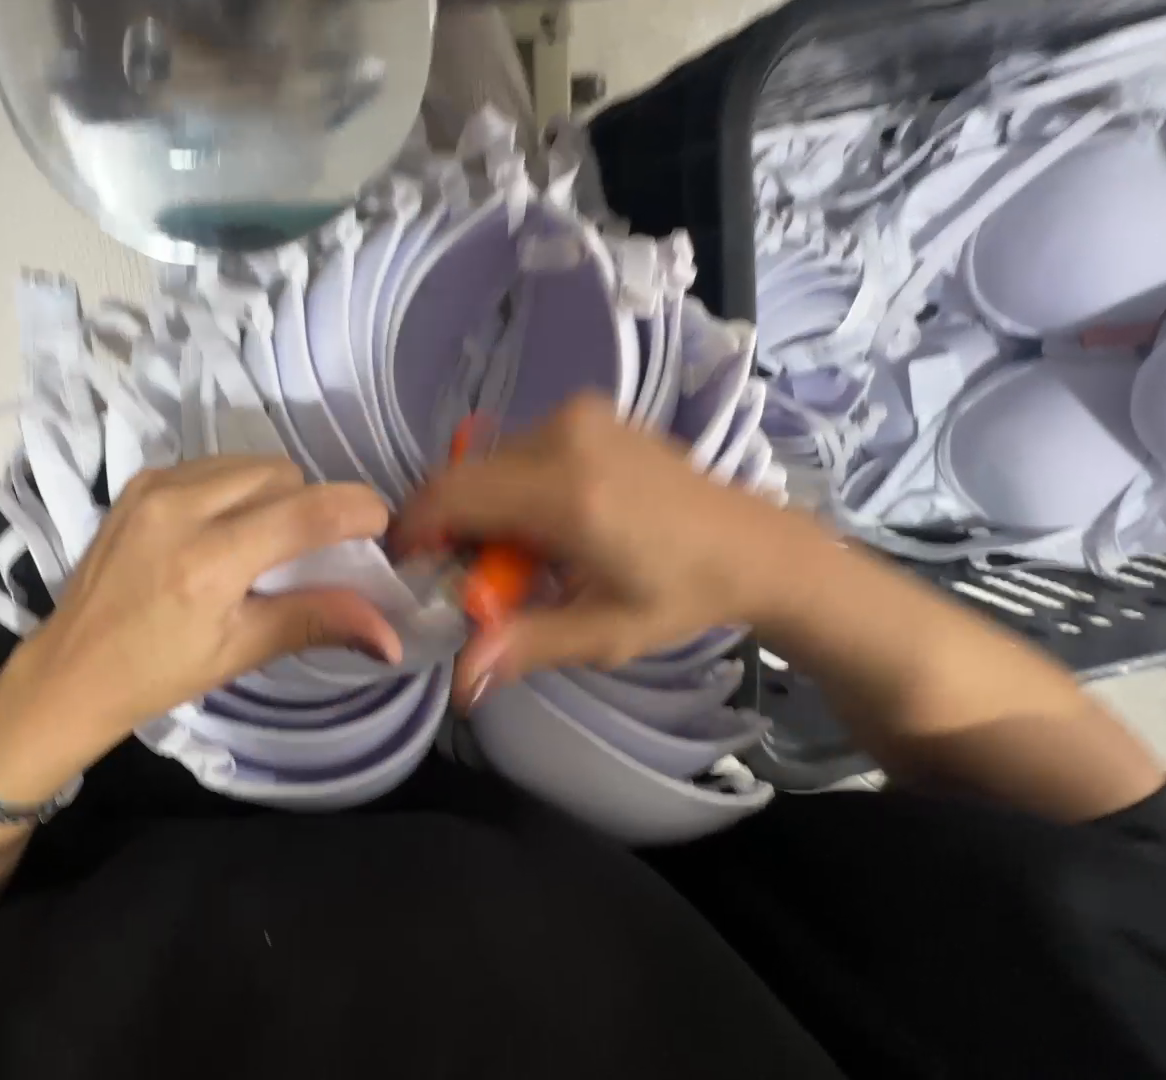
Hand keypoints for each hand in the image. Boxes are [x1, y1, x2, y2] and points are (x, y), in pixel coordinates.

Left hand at [0, 458, 398, 800]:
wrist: (71, 668)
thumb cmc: (157, 673)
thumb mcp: (239, 651)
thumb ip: (316, 620)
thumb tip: (393, 635)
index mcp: (208, 561)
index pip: (305, 512)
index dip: (356, 510)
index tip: (379, 526)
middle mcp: (180, 507)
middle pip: (283, 475)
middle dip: (312, 505)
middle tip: (314, 550)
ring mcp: (155, 487)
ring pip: (250, 463)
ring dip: (276, 493)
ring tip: (268, 539)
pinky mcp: (140, 481)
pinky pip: (214, 466)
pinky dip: (237, 488)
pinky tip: (226, 527)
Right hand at [393, 394, 802, 703]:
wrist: (754, 545)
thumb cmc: (680, 594)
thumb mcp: (603, 632)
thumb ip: (523, 645)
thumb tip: (459, 683)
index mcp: (570, 493)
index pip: (452, 496)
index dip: (416, 529)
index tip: (411, 566)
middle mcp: (566, 437)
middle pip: (463, 478)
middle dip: (450, 527)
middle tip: (474, 573)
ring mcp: (578, 416)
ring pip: (485, 463)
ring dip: (480, 508)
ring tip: (516, 553)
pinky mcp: (586, 412)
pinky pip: (514, 449)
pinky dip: (508, 487)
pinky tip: (540, 521)